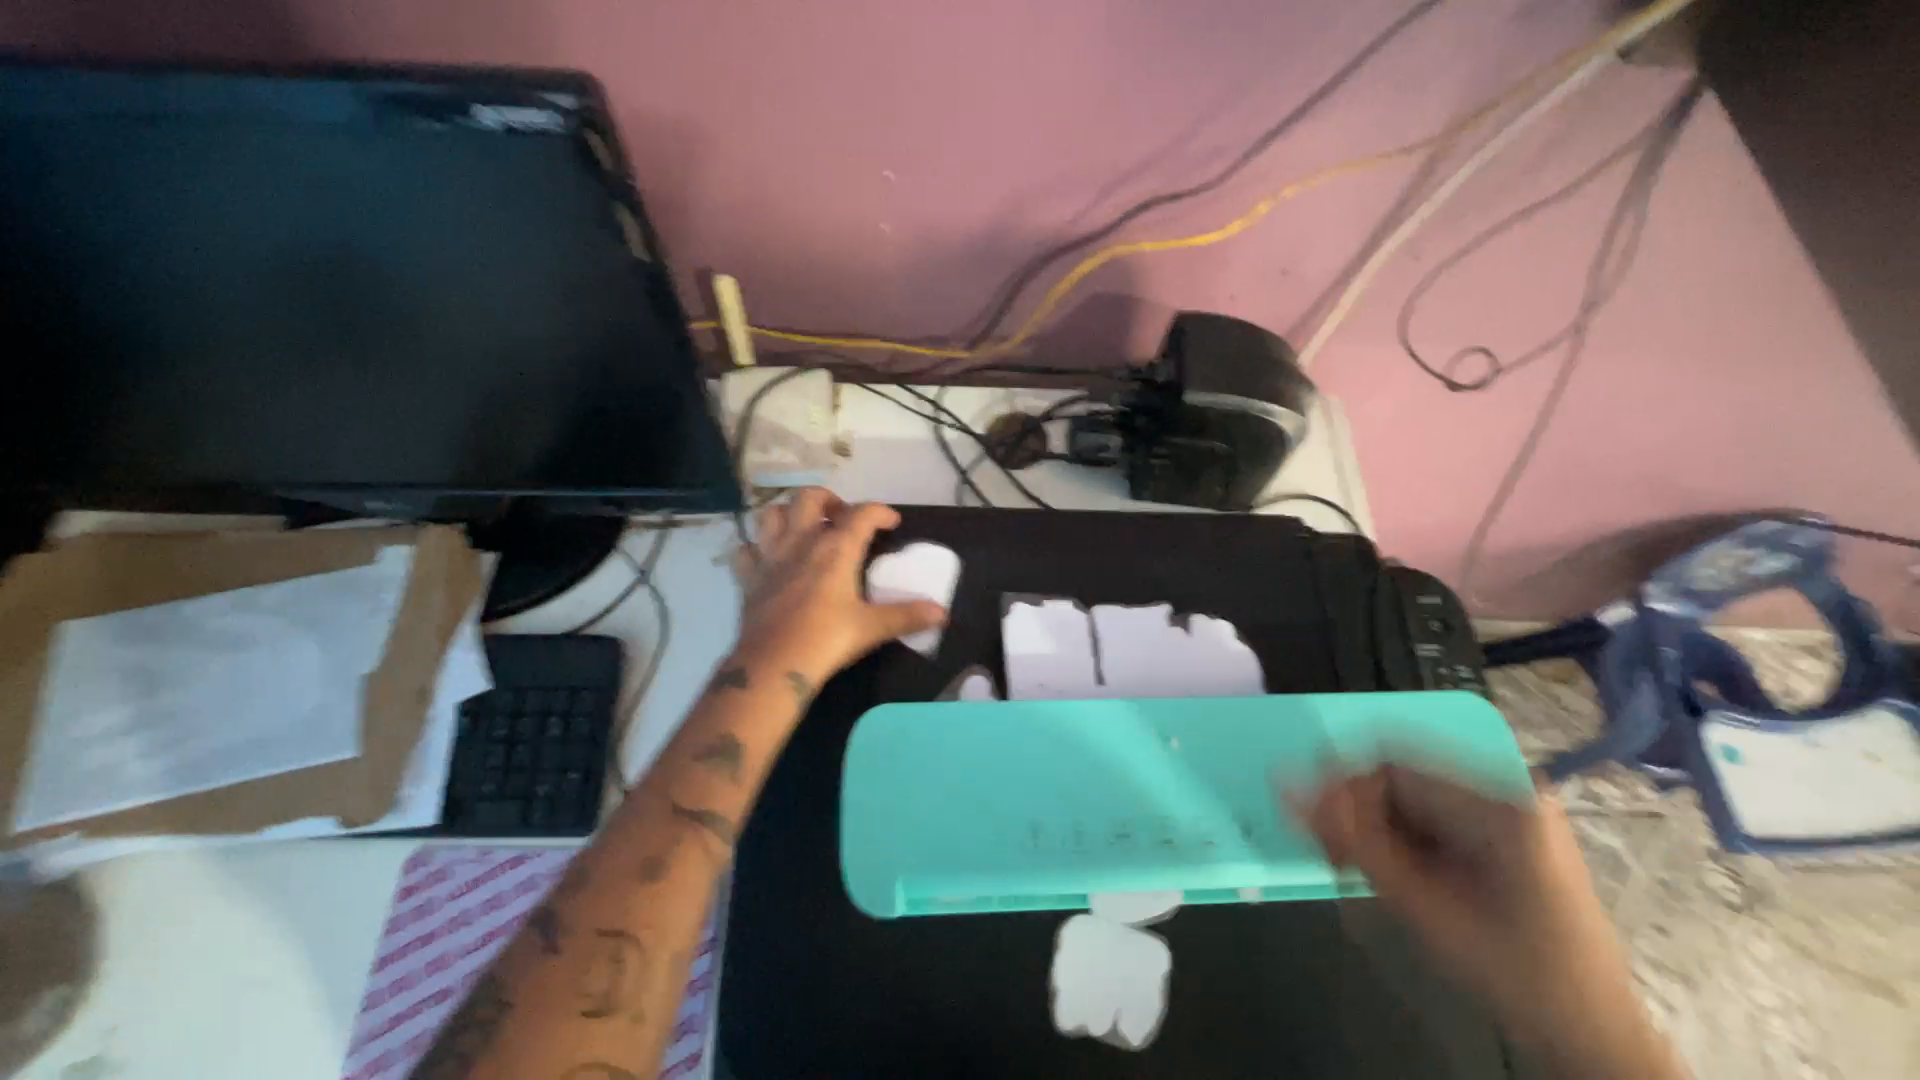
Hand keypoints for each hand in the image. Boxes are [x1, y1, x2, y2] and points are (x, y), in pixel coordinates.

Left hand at [731, 488, 946, 684]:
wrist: (774, 664)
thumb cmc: (827, 640)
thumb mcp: (872, 628)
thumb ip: (906, 616)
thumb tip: (942, 613)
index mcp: (836, 549)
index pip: (862, 513)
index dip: (880, 511)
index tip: (892, 521)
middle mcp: (802, 542)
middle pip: (809, 498)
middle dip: (829, 500)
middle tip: (842, 519)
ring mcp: (770, 556)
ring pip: (771, 514)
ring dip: (788, 514)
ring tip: (803, 529)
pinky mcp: (748, 577)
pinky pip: (746, 550)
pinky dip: (756, 549)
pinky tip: (768, 560)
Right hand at [1294, 767, 1685, 1077]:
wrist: (1593, 1034)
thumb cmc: (1512, 973)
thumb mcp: (1422, 907)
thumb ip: (1353, 842)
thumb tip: (1287, 790)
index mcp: (1499, 799)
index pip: (1392, 763)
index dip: (1339, 788)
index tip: (1305, 824)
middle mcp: (1507, 789)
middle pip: (1402, 778)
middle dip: (1355, 812)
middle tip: (1324, 853)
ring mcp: (1510, 809)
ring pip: (1412, 798)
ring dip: (1373, 827)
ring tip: (1347, 867)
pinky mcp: (1505, 831)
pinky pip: (1433, 818)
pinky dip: (1399, 840)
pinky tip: (1383, 870)